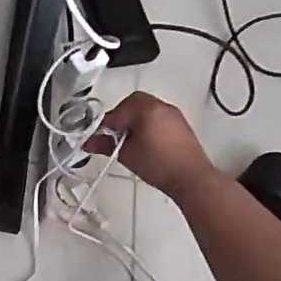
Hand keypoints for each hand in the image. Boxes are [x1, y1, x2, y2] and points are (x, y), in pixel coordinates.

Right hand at [92, 92, 219, 201]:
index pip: (117, 112)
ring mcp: (173, 114)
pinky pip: (158, 117)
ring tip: (129, 141)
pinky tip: (145, 143)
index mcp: (146, 108)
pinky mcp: (180, 124)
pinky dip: (148, 124)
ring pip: (147, 109)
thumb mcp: (126, 154)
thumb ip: (105, 145)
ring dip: (134, 120)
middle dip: (120, 117)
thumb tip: (89, 143)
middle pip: (133, 103)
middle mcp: (161, 105)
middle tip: (114, 136)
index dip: (105, 127)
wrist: (191, 178)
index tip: (99, 140)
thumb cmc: (157, 164)